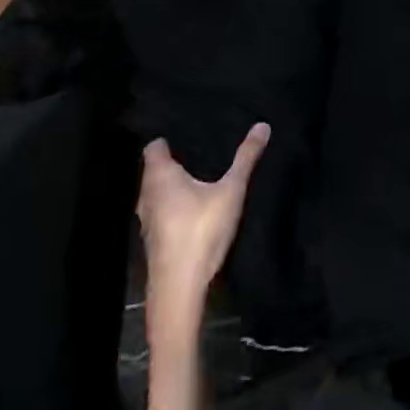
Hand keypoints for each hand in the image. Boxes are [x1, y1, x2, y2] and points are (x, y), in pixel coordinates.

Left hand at [137, 125, 269, 293]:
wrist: (180, 284)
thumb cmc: (202, 229)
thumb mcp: (231, 190)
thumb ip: (246, 158)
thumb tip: (262, 124)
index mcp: (160, 178)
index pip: (154, 148)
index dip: (167, 138)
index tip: (185, 129)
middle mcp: (147, 195)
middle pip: (155, 169)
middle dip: (174, 159)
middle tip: (200, 145)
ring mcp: (148, 219)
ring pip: (158, 191)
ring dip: (174, 183)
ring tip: (200, 172)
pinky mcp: (156, 237)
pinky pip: (163, 209)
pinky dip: (175, 202)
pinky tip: (195, 203)